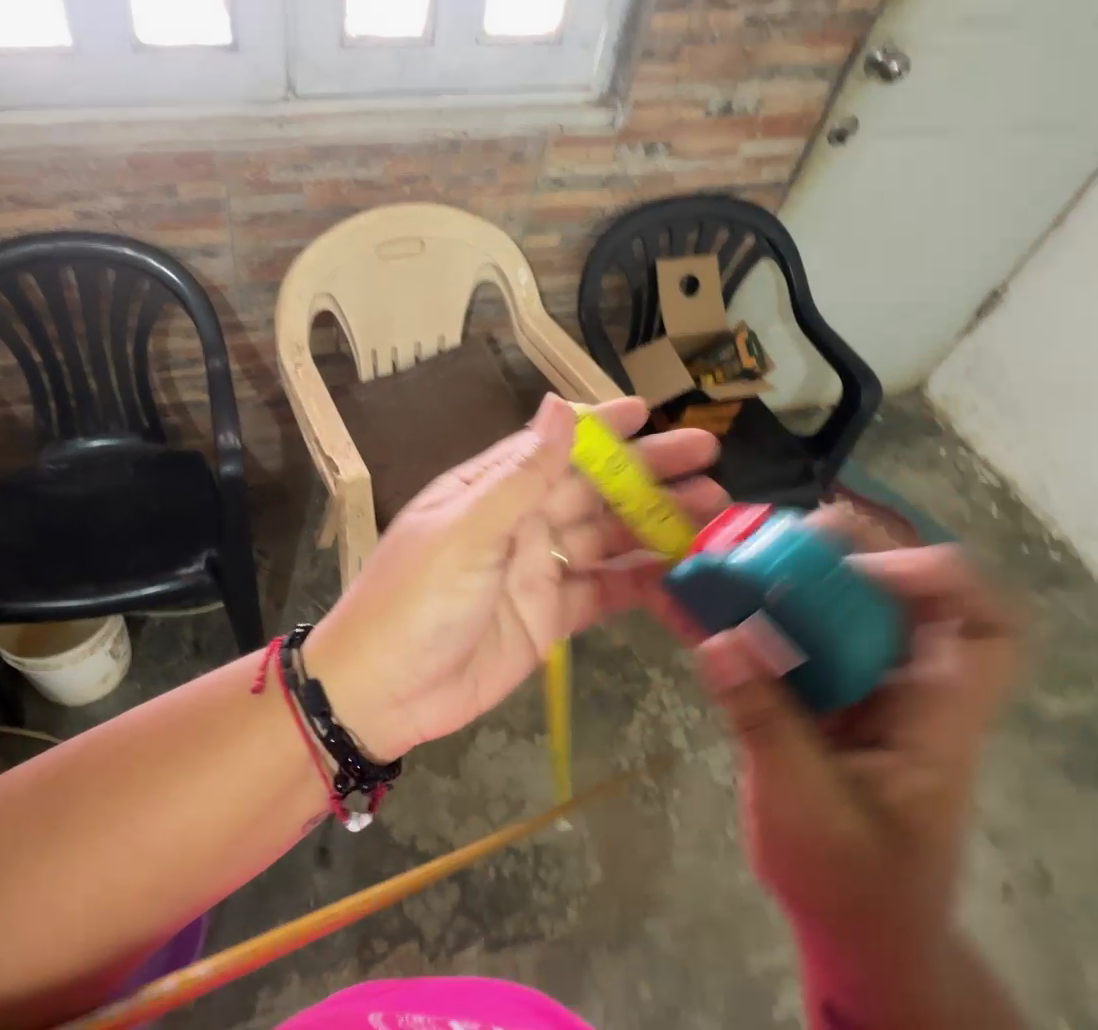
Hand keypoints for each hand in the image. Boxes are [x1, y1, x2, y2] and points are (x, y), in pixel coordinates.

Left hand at [307, 394, 727, 759]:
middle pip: (592, 490)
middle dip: (648, 473)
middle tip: (708, 457)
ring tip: (714, 510)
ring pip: (606, 538)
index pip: (554, 447)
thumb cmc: (413, 601)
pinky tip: (680, 570)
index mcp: (490, 491)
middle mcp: (518, 524)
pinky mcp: (548, 618)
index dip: (601, 429)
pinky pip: (602, 592)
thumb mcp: (464, 532)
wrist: (383, 691)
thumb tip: (559, 405)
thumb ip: (519, 477)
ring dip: (655, 523)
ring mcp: (535, 572)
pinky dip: (639, 581)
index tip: (650, 412)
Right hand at [690, 529, 1022, 1025]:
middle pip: (904, 598)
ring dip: (794, 579)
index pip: (986, 627)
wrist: (856, 932)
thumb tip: (720, 638)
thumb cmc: (855, 883)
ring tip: (737, 552)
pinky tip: (704, 607)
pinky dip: (752, 621)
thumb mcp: (807, 805)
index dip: (939, 578)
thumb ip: (765, 722)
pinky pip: (790, 648)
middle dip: (850, 554)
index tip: (860, 567)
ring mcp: (861, 696)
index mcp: (938, 716)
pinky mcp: (817, 705)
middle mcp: (907, 692)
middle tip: (785, 533)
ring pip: (842, 615)